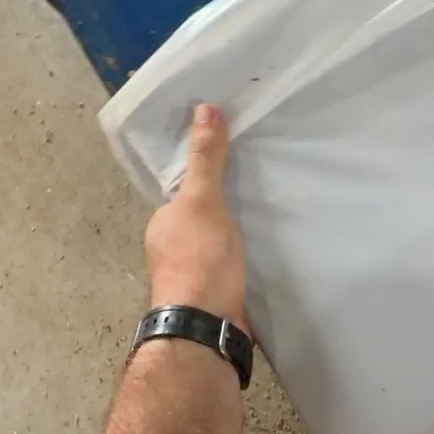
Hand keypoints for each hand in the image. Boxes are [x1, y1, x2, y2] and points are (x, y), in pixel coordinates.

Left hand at [145, 104, 247, 328]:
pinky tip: (266, 256)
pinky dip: (244, 261)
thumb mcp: (204, 201)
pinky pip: (231, 268)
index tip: (234, 162)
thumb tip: (204, 107)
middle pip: (201, 219)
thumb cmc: (200, 261)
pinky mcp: (216, 297)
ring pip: (215, 246)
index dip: (206, 177)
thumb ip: (206, 159)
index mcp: (163, 222)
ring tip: (269, 221)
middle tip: (261, 187)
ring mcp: (193, 275)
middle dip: (223, 209)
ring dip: (235, 238)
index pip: (184, 191)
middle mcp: (172, 247)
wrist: (207, 326)